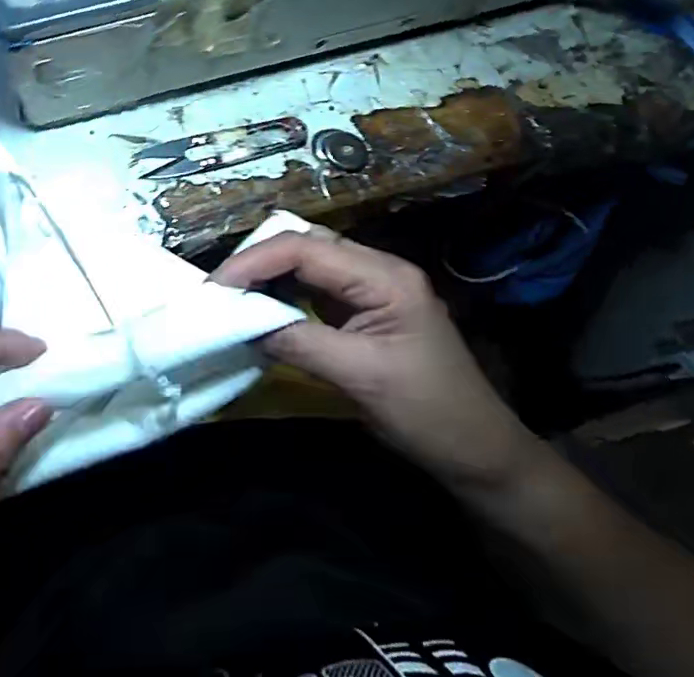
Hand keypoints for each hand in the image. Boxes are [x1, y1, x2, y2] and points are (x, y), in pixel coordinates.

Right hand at [213, 230, 543, 491]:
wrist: (477, 450)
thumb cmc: (428, 413)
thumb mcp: (360, 377)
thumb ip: (298, 342)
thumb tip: (244, 323)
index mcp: (385, 276)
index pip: (307, 249)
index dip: (255, 261)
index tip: (216, 287)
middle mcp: (378, 269)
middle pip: (307, 243)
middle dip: (258, 260)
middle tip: (220, 290)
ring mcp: (372, 287)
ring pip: (308, 260)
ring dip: (268, 274)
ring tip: (232, 296)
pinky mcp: (364, 307)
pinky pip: (315, 286)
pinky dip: (283, 292)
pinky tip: (262, 306)